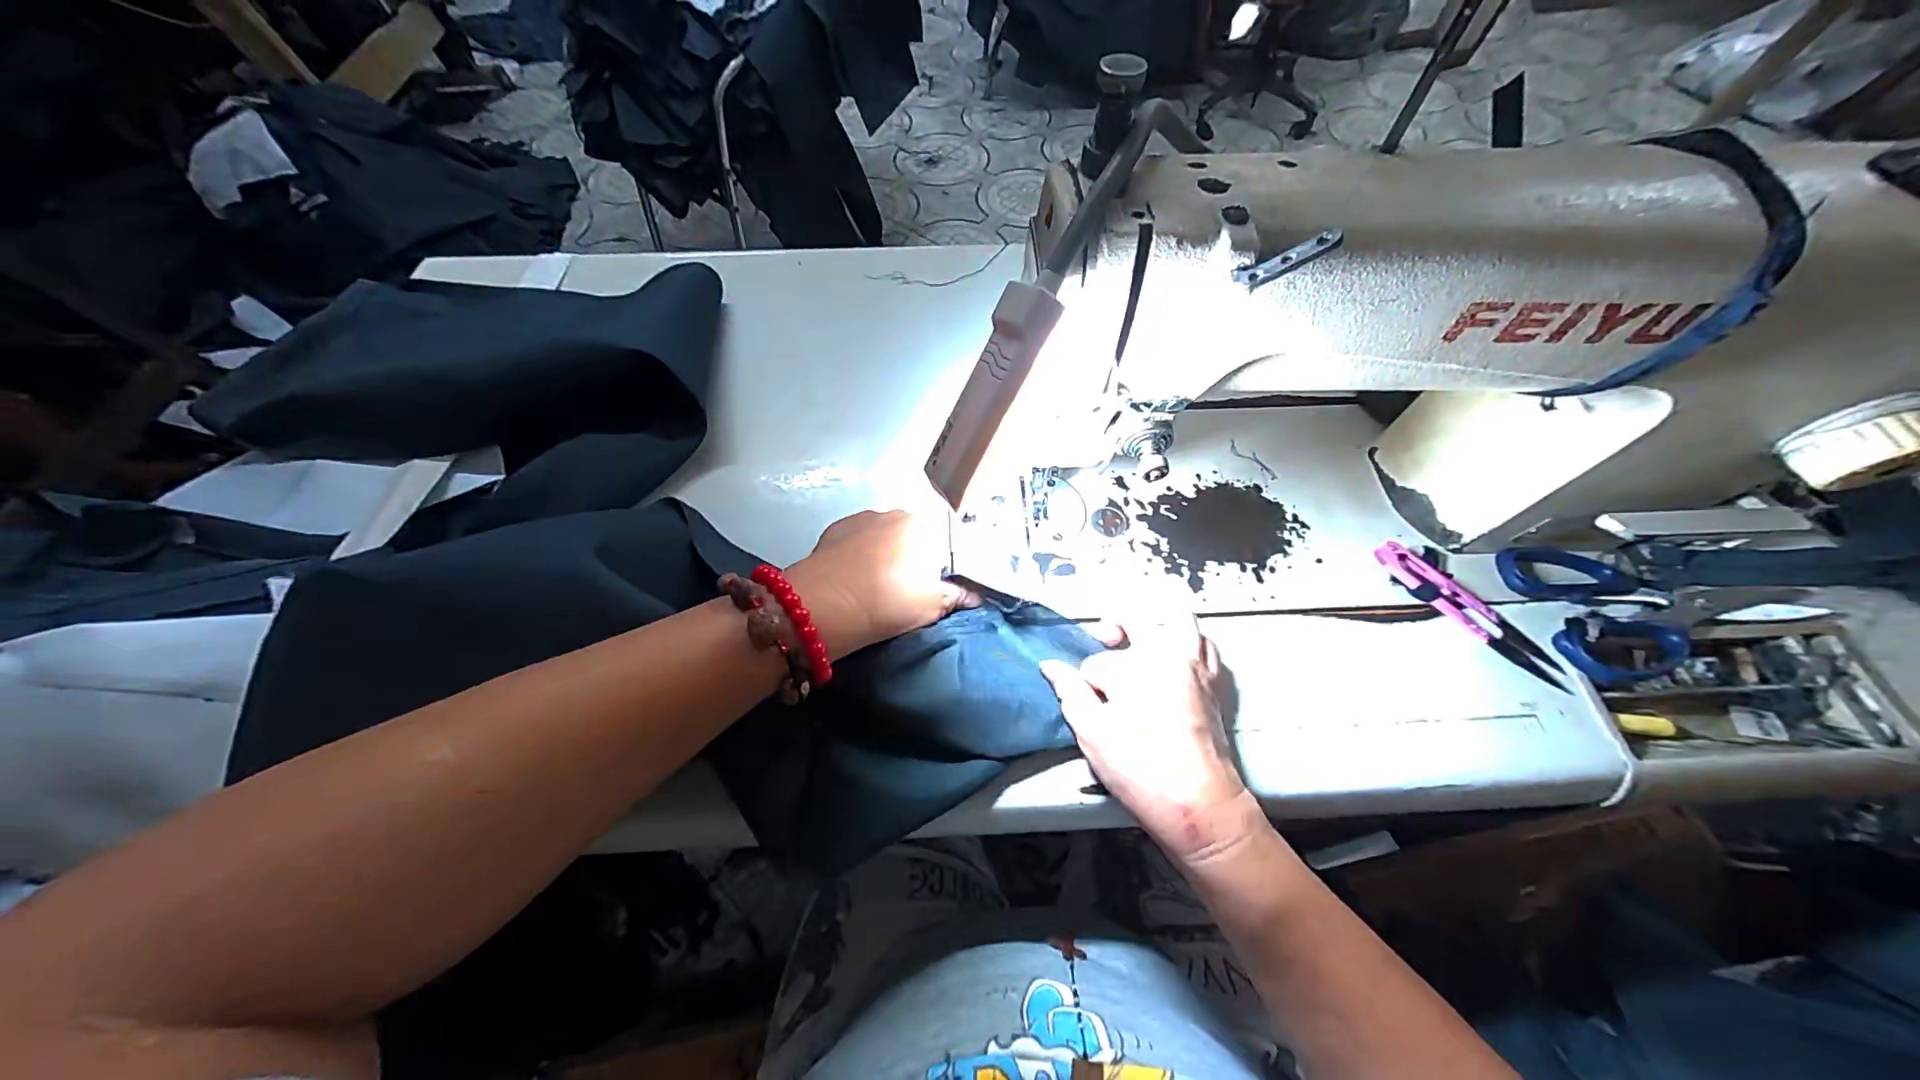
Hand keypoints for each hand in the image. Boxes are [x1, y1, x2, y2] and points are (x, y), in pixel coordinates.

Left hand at [785, 510, 979, 658]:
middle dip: (914, 559)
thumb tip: (975, 595)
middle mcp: (891, 513)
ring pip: (882, 539)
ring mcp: (858, 520)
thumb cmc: (885, 603)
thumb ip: (957, 596)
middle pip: (912, 537)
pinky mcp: (832, 533)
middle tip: (909, 592)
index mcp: (920, 524)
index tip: (939, 588)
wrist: (822, 607)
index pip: (944, 542)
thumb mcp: (931, 606)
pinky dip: (860, 558)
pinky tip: (856, 581)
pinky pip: (856, 544)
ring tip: (879, 588)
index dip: (944, 567)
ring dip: (885, 557)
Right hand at [1040, 614, 1254, 863]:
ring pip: (1175, 620)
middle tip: (1103, 646)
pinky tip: (1174, 653)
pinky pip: (1203, 643)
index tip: (1086, 703)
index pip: (1095, 662)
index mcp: (1133, 666)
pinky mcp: (1212, 683)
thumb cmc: (1142, 771)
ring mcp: (1194, 666)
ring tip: (1138, 638)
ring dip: (1153, 622)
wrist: (1199, 805)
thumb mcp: (1090, 733)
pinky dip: (1187, 638)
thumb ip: (1069, 692)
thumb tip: (1051, 667)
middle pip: (1136, 621)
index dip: (1084, 681)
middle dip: (1114, 631)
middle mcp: (1166, 656)